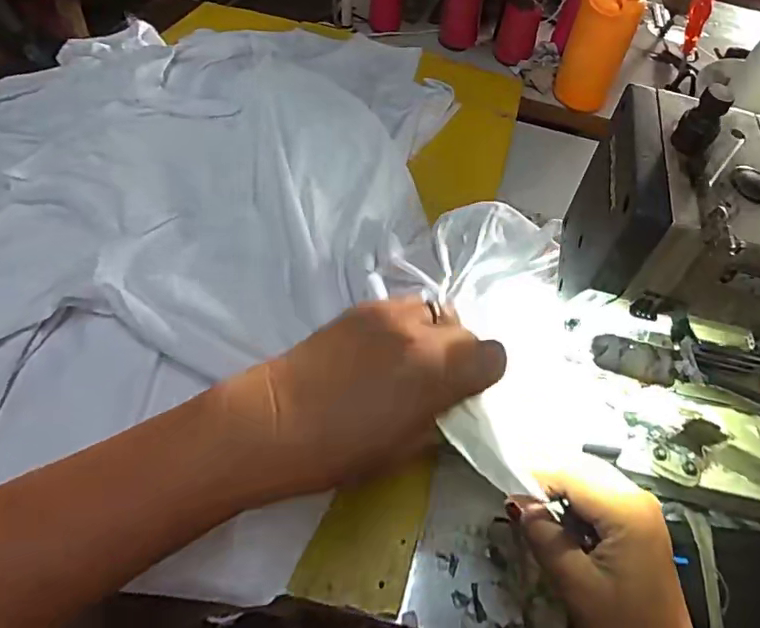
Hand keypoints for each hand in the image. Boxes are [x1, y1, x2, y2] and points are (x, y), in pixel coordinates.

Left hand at [205, 297, 506, 503]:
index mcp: (440, 372)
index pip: (495, 355)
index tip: (464, 390)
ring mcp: (396, 313)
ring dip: (433, 335)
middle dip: (458, 355)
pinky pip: (406, 307)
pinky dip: (405, 325)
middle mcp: (426, 333)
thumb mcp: (403, 450)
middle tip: (431, 380)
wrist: (265, 425)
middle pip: (468, 332)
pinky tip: (380, 349)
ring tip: (407, 358)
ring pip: (438, 313)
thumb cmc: (335, 452)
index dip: (484, 374)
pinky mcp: (368, 305)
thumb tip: (452, 403)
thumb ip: (440, 418)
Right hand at [508, 457, 690, 627]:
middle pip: (587, 472)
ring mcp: (643, 507)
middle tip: (521, 503)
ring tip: (538, 516)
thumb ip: (548, 541)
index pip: (575, 475)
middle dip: (553, 484)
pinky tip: (565, 528)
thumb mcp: (579, 585)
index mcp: (626, 505)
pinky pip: (606, 500)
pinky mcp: (642, 521)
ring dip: (567, 495)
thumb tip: (522, 506)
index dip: (540, 479)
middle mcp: (639, 495)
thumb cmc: (623, 621)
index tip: (510, 490)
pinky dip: (582, 508)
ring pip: (596, 483)